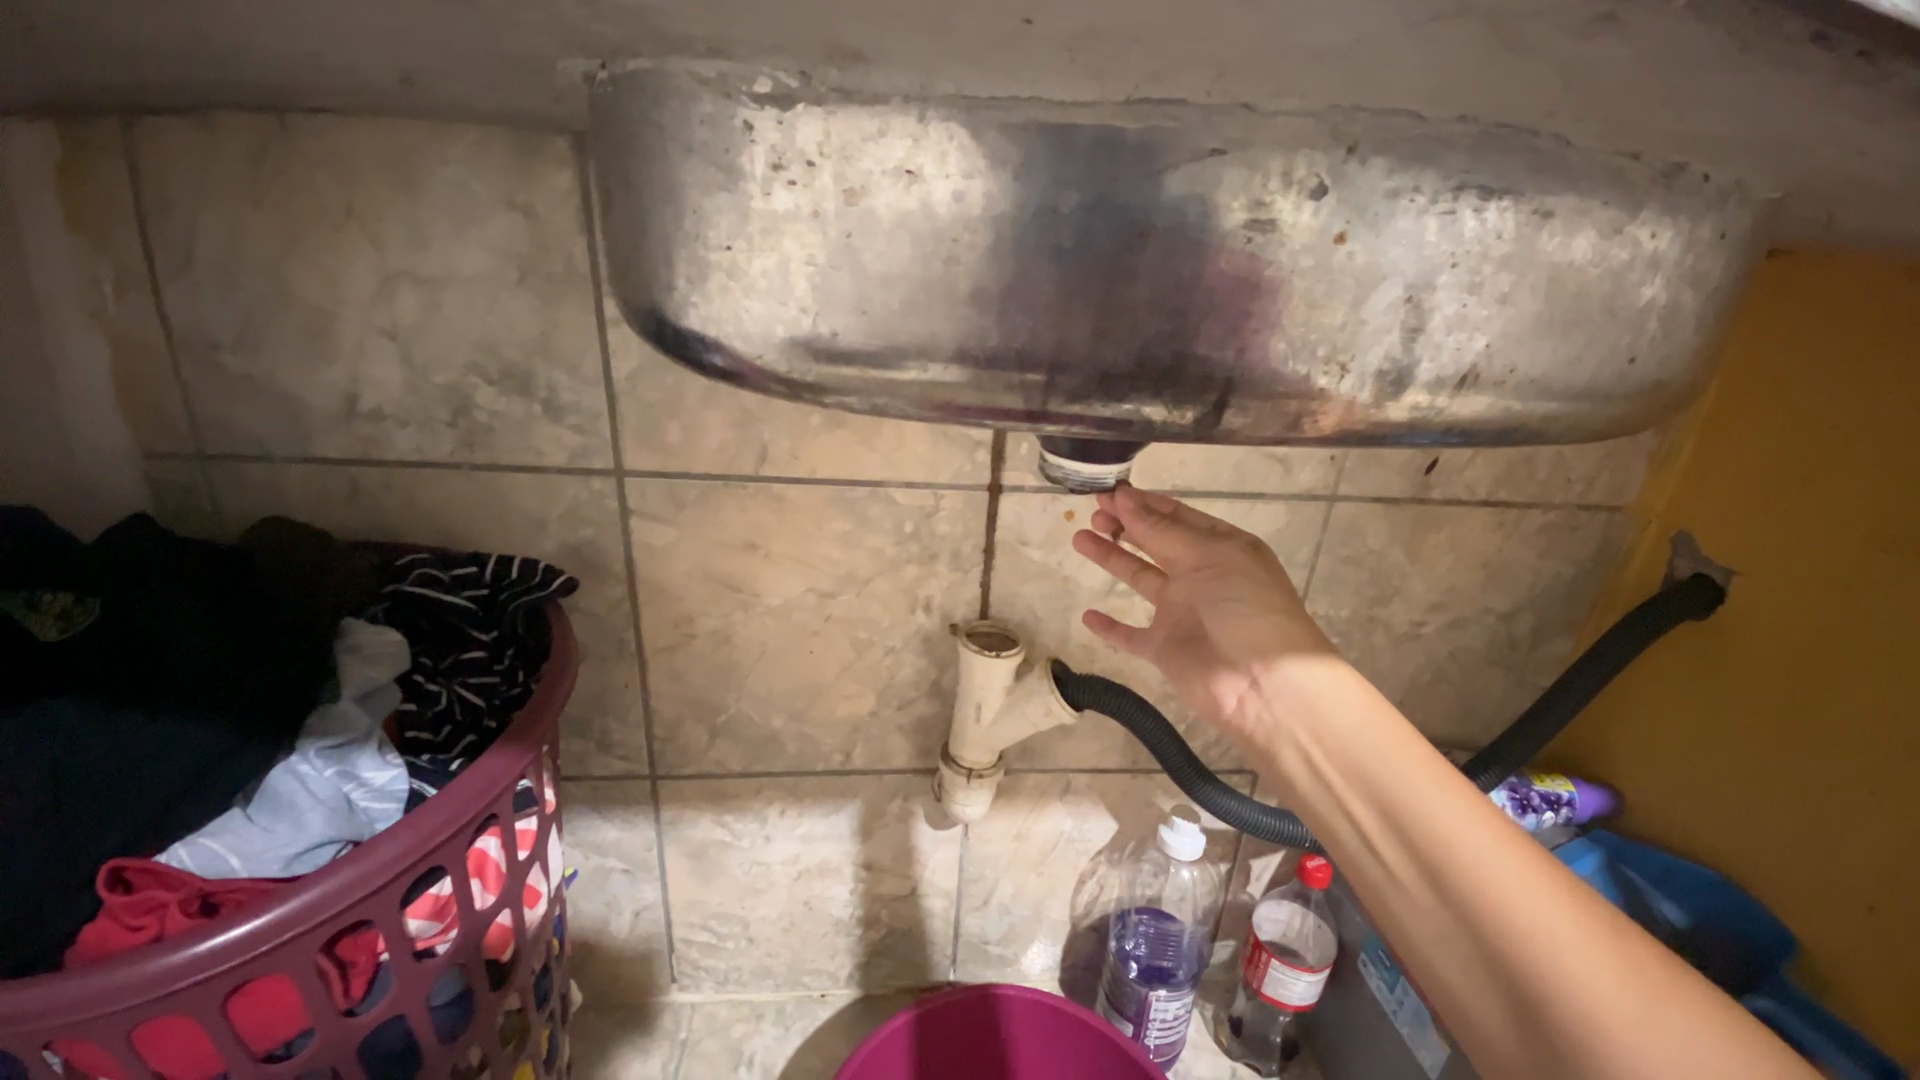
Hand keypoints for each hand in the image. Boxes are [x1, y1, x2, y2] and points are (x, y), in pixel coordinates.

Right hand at [1071, 485, 1337, 754]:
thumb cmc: (1247, 607)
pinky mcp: (1165, 649)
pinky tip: (1087, 615)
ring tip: (1079, 538)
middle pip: (1155, 542)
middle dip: (1125, 524)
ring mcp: (1181, 612)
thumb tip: (1123, 498)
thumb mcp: (1210, 556)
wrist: (1266, 684)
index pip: (1177, 516)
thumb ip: (1162, 530)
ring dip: (1111, 558)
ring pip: (1139, 578)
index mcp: (1222, 548)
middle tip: (1092, 512)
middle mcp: (1201, 575)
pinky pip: (1130, 635)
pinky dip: (1110, 627)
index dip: (1144, 503)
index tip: (1109, 492)